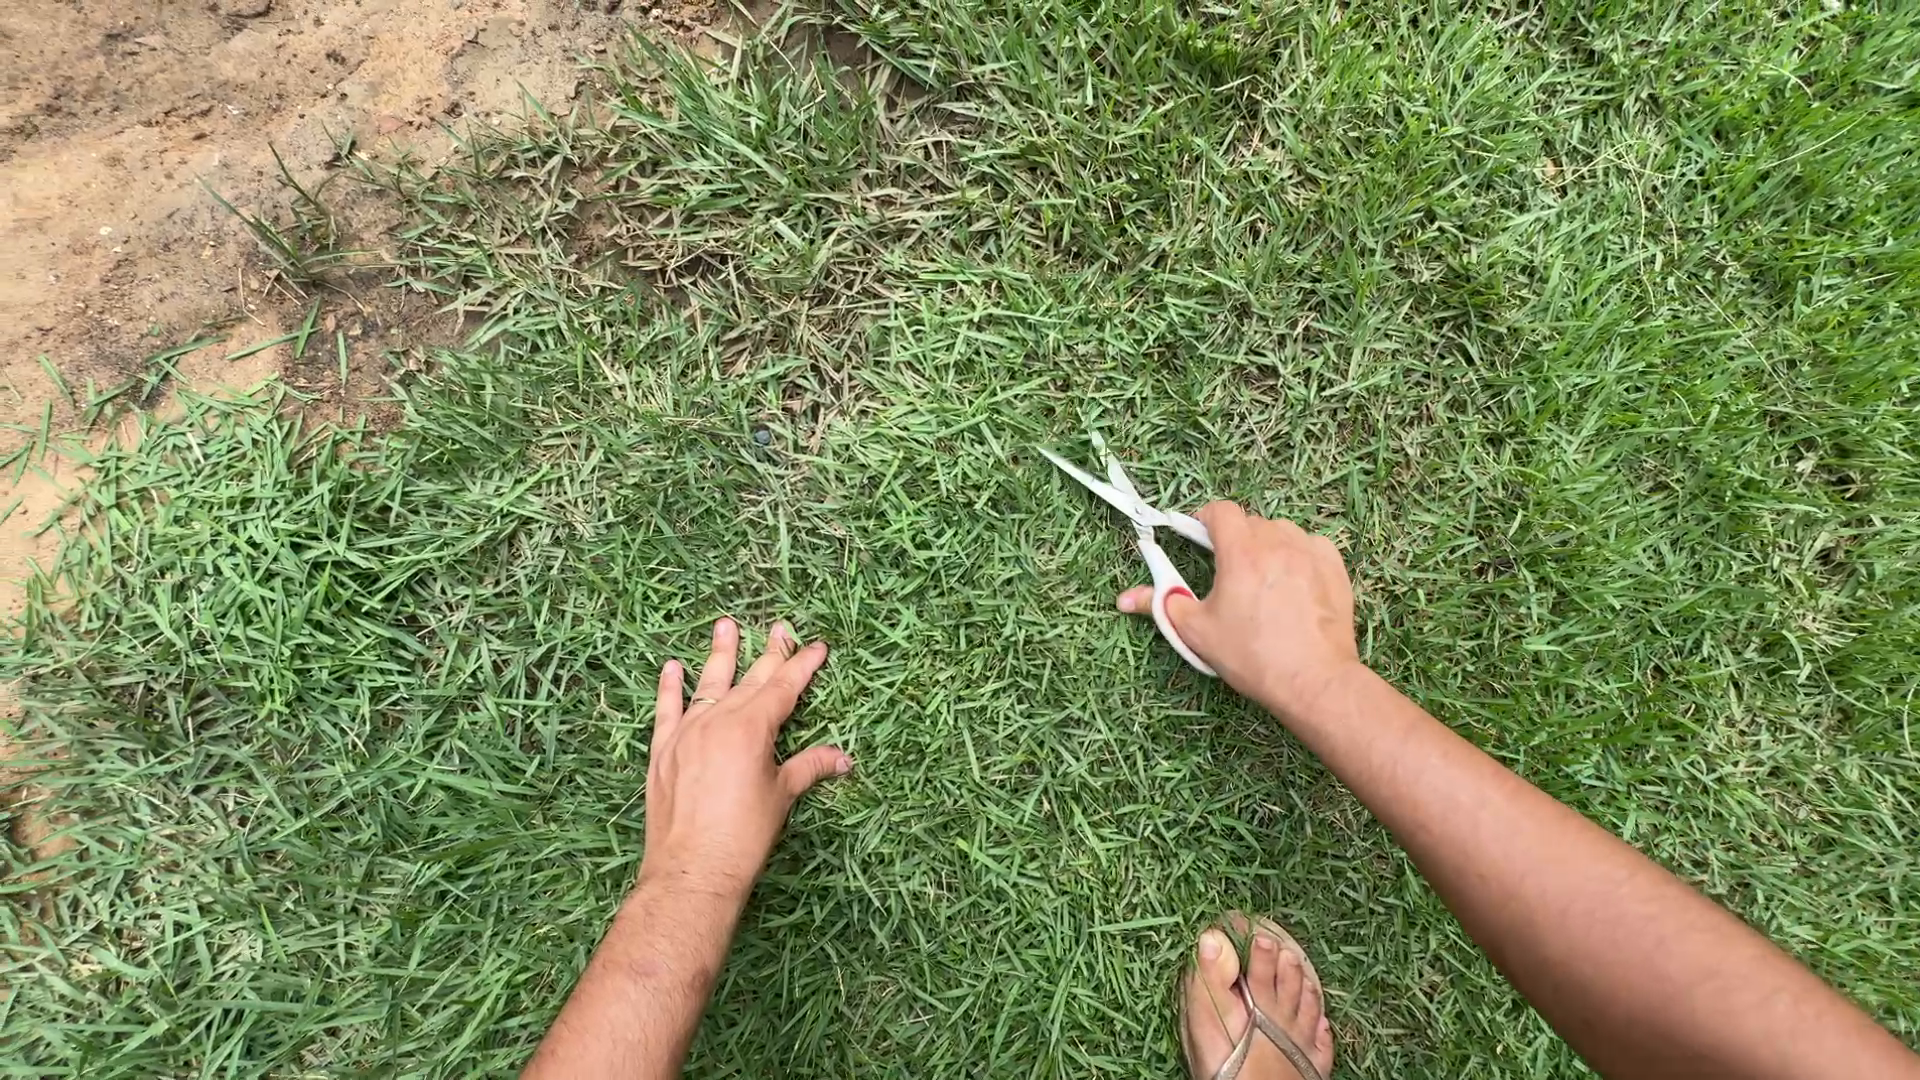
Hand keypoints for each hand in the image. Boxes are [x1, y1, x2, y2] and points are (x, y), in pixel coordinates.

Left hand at [641, 617, 849, 897]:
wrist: (690, 872)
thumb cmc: (744, 834)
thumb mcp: (783, 795)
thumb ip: (811, 767)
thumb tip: (845, 758)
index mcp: (752, 728)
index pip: (784, 687)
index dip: (804, 665)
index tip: (818, 646)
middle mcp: (719, 721)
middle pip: (750, 679)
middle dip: (769, 653)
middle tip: (780, 627)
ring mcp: (687, 733)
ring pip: (708, 684)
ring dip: (720, 654)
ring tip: (725, 625)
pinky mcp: (663, 751)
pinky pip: (666, 710)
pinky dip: (669, 688)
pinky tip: (671, 667)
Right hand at [1118, 501, 1362, 719]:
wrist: (1314, 680)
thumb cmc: (1251, 655)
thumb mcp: (1197, 630)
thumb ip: (1161, 604)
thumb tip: (1125, 599)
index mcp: (1240, 552)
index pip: (1220, 510)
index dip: (1204, 518)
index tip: (1198, 536)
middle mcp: (1277, 542)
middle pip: (1249, 522)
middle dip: (1233, 538)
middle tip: (1225, 570)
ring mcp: (1311, 552)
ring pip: (1280, 532)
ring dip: (1265, 545)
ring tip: (1259, 578)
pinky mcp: (1335, 568)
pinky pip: (1310, 545)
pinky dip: (1297, 555)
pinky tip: (1292, 583)